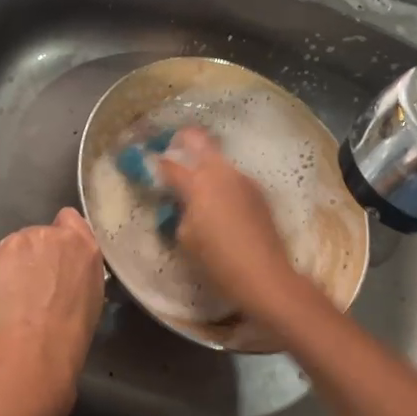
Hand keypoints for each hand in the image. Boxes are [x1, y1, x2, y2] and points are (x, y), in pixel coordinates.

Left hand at [0, 208, 104, 412]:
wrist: (37, 345)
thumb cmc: (72, 331)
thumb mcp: (92, 293)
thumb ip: (80, 269)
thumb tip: (67, 270)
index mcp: (84, 244)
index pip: (70, 219)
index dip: (63, 235)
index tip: (58, 256)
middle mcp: (54, 233)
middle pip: (42, 234)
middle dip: (39, 253)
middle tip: (37, 282)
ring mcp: (24, 239)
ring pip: (19, 245)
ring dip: (19, 261)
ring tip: (18, 293)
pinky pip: (0, 256)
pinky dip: (1, 271)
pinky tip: (5, 295)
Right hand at [157, 127, 310, 318]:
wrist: (265, 276)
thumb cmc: (218, 260)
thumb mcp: (185, 238)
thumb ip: (180, 210)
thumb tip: (182, 200)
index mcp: (197, 182)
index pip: (169, 164)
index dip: (156, 164)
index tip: (150, 166)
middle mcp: (220, 172)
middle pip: (198, 139)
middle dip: (183, 142)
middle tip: (174, 154)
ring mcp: (243, 178)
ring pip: (218, 157)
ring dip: (205, 162)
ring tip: (198, 182)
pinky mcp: (258, 191)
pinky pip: (233, 176)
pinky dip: (222, 180)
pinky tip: (220, 200)